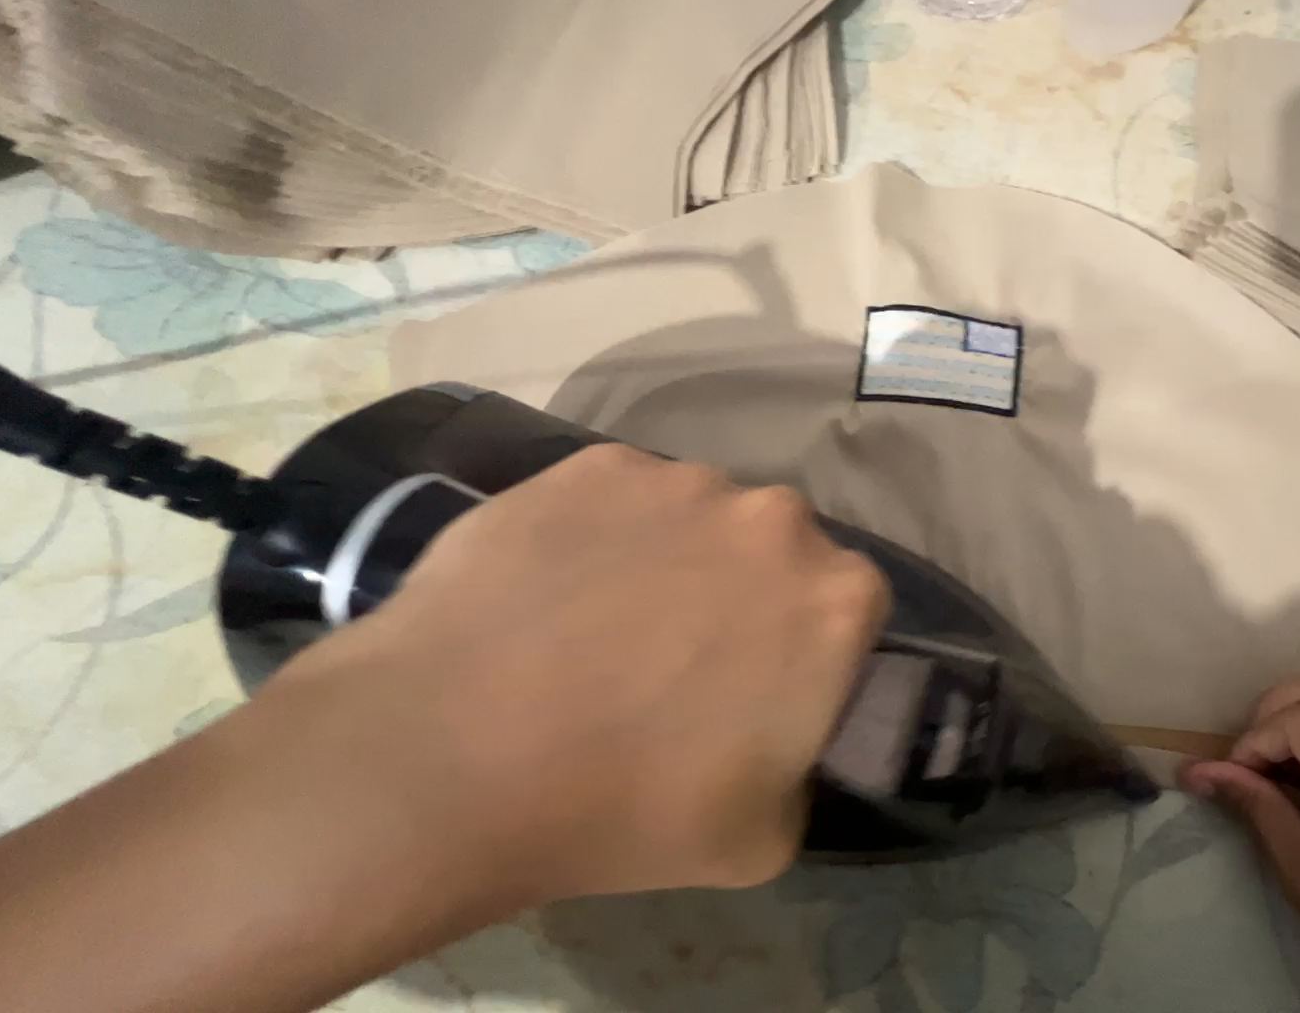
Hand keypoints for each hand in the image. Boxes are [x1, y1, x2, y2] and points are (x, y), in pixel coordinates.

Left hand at [270, 444, 890, 899]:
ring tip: (606, 617)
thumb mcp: (762, 836)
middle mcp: (778, 518)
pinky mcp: (597, 463)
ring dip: (680, 555)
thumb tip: (783, 739)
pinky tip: (556, 584)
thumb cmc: (627, 806)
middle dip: (750, 591)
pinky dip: (608, 530)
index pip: (852, 608)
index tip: (765, 681)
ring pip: (703, 516)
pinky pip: (625, 495)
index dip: (811, 647)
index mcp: (837, 598)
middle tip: (684, 650)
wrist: (447, 760)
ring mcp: (683, 480)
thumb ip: (803, 774)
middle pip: (781, 551)